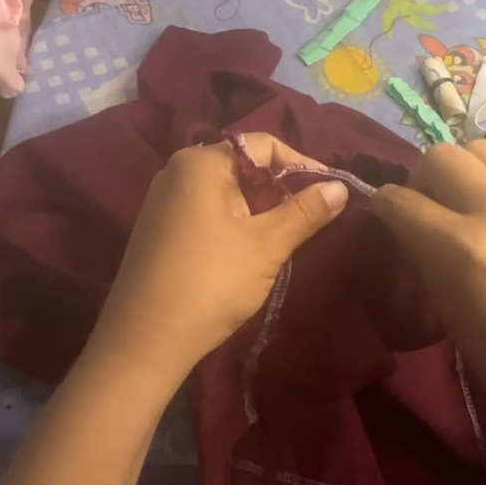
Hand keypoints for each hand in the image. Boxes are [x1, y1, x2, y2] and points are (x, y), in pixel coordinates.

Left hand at [85, 134, 348, 386]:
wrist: (144, 340)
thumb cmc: (210, 282)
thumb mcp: (266, 245)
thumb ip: (305, 212)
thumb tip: (340, 186)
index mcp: (201, 162)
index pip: (262, 144)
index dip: (301, 164)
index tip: (330, 192)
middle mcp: (178, 170)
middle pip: (243, 165)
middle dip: (280, 189)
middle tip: (312, 218)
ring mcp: (164, 199)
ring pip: (226, 190)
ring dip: (259, 208)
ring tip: (286, 237)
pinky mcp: (159, 227)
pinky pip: (206, 209)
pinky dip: (234, 221)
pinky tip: (250, 250)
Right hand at [371, 141, 485, 465]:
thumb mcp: (454, 320)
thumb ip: (428, 262)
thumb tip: (410, 231)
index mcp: (464, 250)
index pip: (400, 200)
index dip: (383, 206)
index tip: (384, 218)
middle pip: (440, 155)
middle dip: (420, 178)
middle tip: (425, 209)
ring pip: (481, 148)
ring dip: (460, 169)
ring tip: (462, 205)